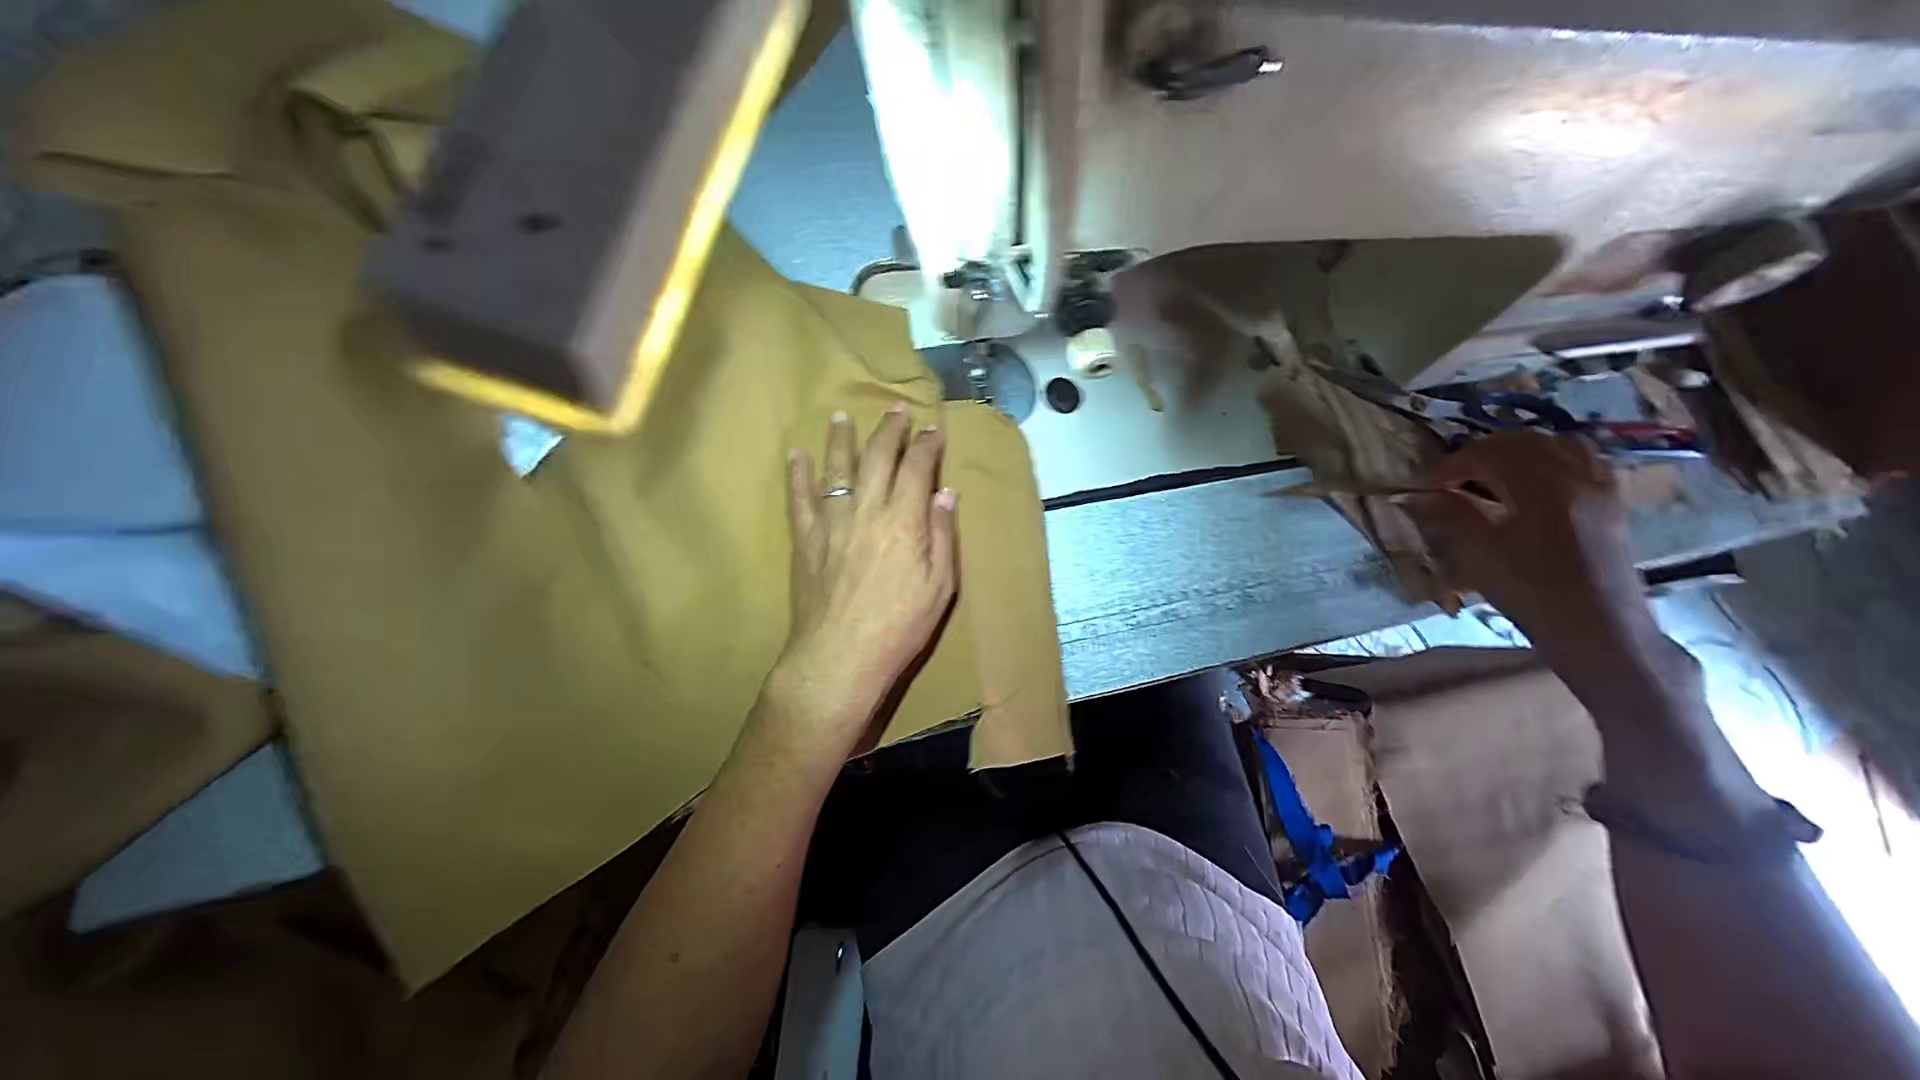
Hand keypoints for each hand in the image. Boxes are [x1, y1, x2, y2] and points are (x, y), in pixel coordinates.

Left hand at [770, 408, 958, 749]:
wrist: (840, 656)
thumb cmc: (900, 625)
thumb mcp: (940, 586)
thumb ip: (942, 534)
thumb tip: (945, 492)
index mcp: (904, 520)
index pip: (917, 467)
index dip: (927, 444)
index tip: (933, 429)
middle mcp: (866, 509)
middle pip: (877, 457)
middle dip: (889, 429)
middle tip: (896, 410)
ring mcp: (831, 522)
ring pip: (836, 468)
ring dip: (841, 439)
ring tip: (842, 416)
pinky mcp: (805, 539)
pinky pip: (799, 498)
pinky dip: (797, 474)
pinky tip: (797, 455)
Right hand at [1404, 431, 1647, 642]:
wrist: (1596, 627)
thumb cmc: (1531, 592)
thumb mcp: (1477, 554)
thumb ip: (1448, 515)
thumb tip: (1417, 495)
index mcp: (1543, 486)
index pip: (1488, 454)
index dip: (1451, 465)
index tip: (1426, 486)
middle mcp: (1576, 475)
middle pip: (1522, 442)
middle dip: (1480, 454)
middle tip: (1451, 479)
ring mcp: (1600, 485)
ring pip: (1554, 444)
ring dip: (1515, 452)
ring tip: (1489, 475)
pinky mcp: (1610, 499)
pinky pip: (1581, 458)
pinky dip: (1549, 459)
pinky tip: (1531, 480)